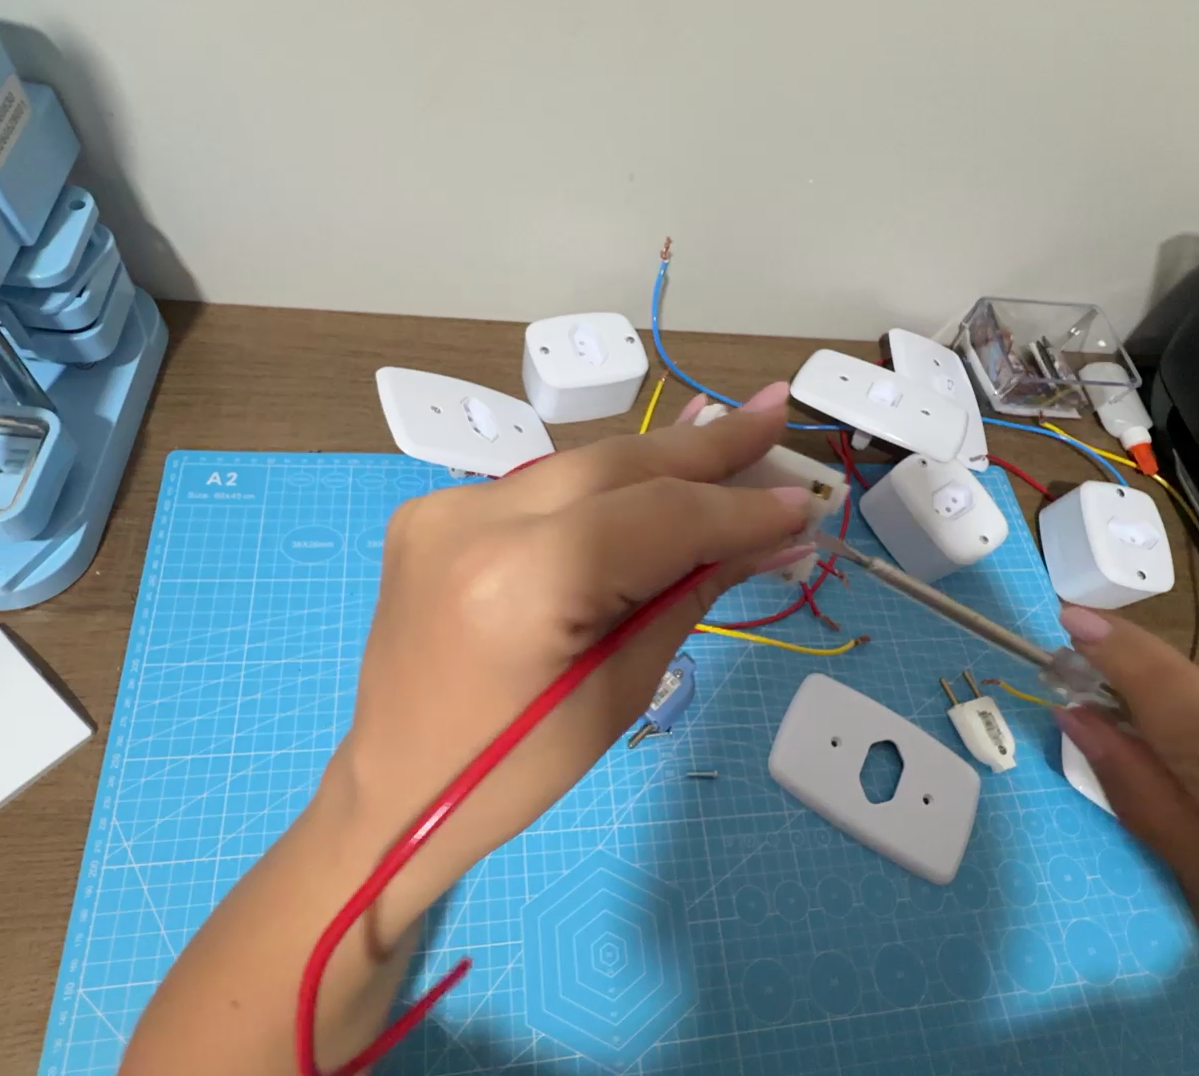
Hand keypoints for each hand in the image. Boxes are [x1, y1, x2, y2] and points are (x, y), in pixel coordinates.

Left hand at [126, 383, 816, 1075]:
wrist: (394, 787)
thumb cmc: (513, 772)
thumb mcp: (618, 690)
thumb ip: (692, 594)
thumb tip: (774, 538)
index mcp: (521, 581)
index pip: (657, 518)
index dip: (738, 507)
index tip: (804, 500)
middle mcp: (473, 520)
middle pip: (616, 464)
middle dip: (707, 446)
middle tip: (775, 411)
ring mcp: (442, 508)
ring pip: (578, 465)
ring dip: (659, 457)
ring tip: (732, 432)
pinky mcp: (431, 513)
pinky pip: (540, 487)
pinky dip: (602, 484)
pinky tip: (650, 471)